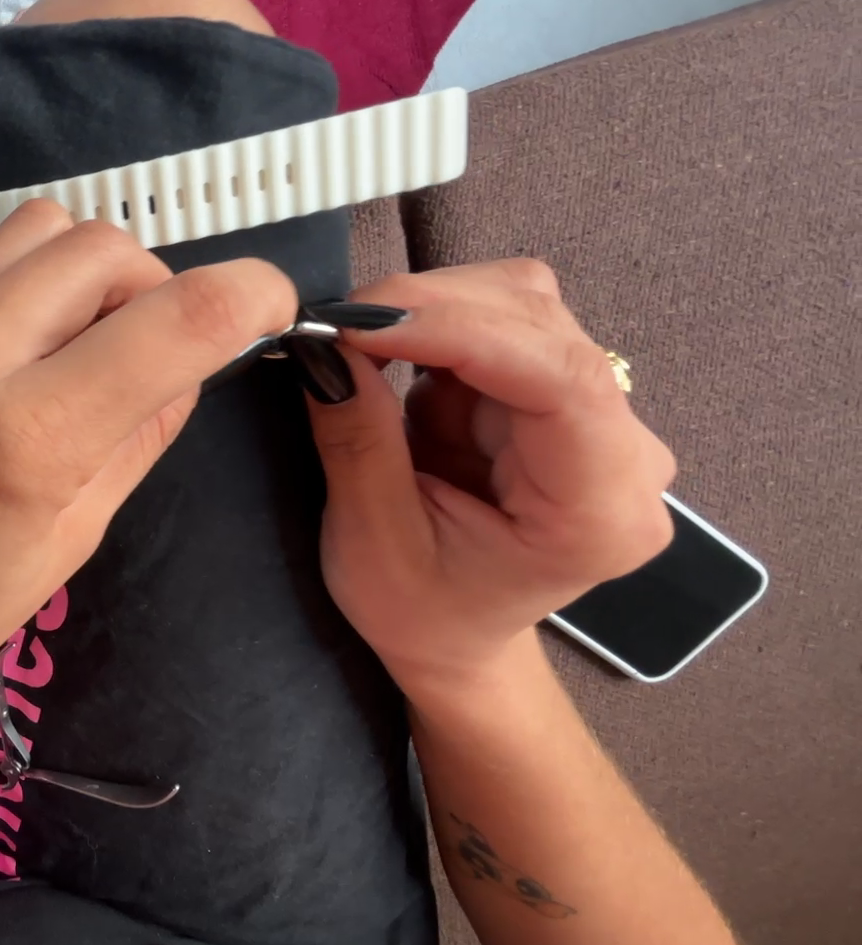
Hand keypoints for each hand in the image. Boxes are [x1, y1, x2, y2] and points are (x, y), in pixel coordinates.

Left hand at [0, 200, 296, 706]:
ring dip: (97, 270)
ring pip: (45, 230)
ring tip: (93, 341)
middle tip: (156, 350)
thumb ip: (143, 430)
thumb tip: (190, 356)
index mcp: (31, 439)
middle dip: (160, 285)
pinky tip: (39, 337)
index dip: (250, 296)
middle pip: (104, 247)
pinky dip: (41, 276)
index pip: (174, 321)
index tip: (268, 307)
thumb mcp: (80, 534)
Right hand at [305, 259, 676, 693]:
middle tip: (328, 330)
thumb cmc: (415, 609)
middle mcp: (621, 452)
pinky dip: (428, 324)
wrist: (454, 635)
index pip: (560, 381)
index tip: (352, 327)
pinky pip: (496, 325)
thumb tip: (324, 349)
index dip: (458, 334)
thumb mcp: (369, 538)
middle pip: (542, 329)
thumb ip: (357, 440)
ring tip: (352, 346)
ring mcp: (592, 417)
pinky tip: (383, 354)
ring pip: (521, 309)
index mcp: (596, 511)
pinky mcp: (550, 397)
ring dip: (426, 311)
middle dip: (427, 310)